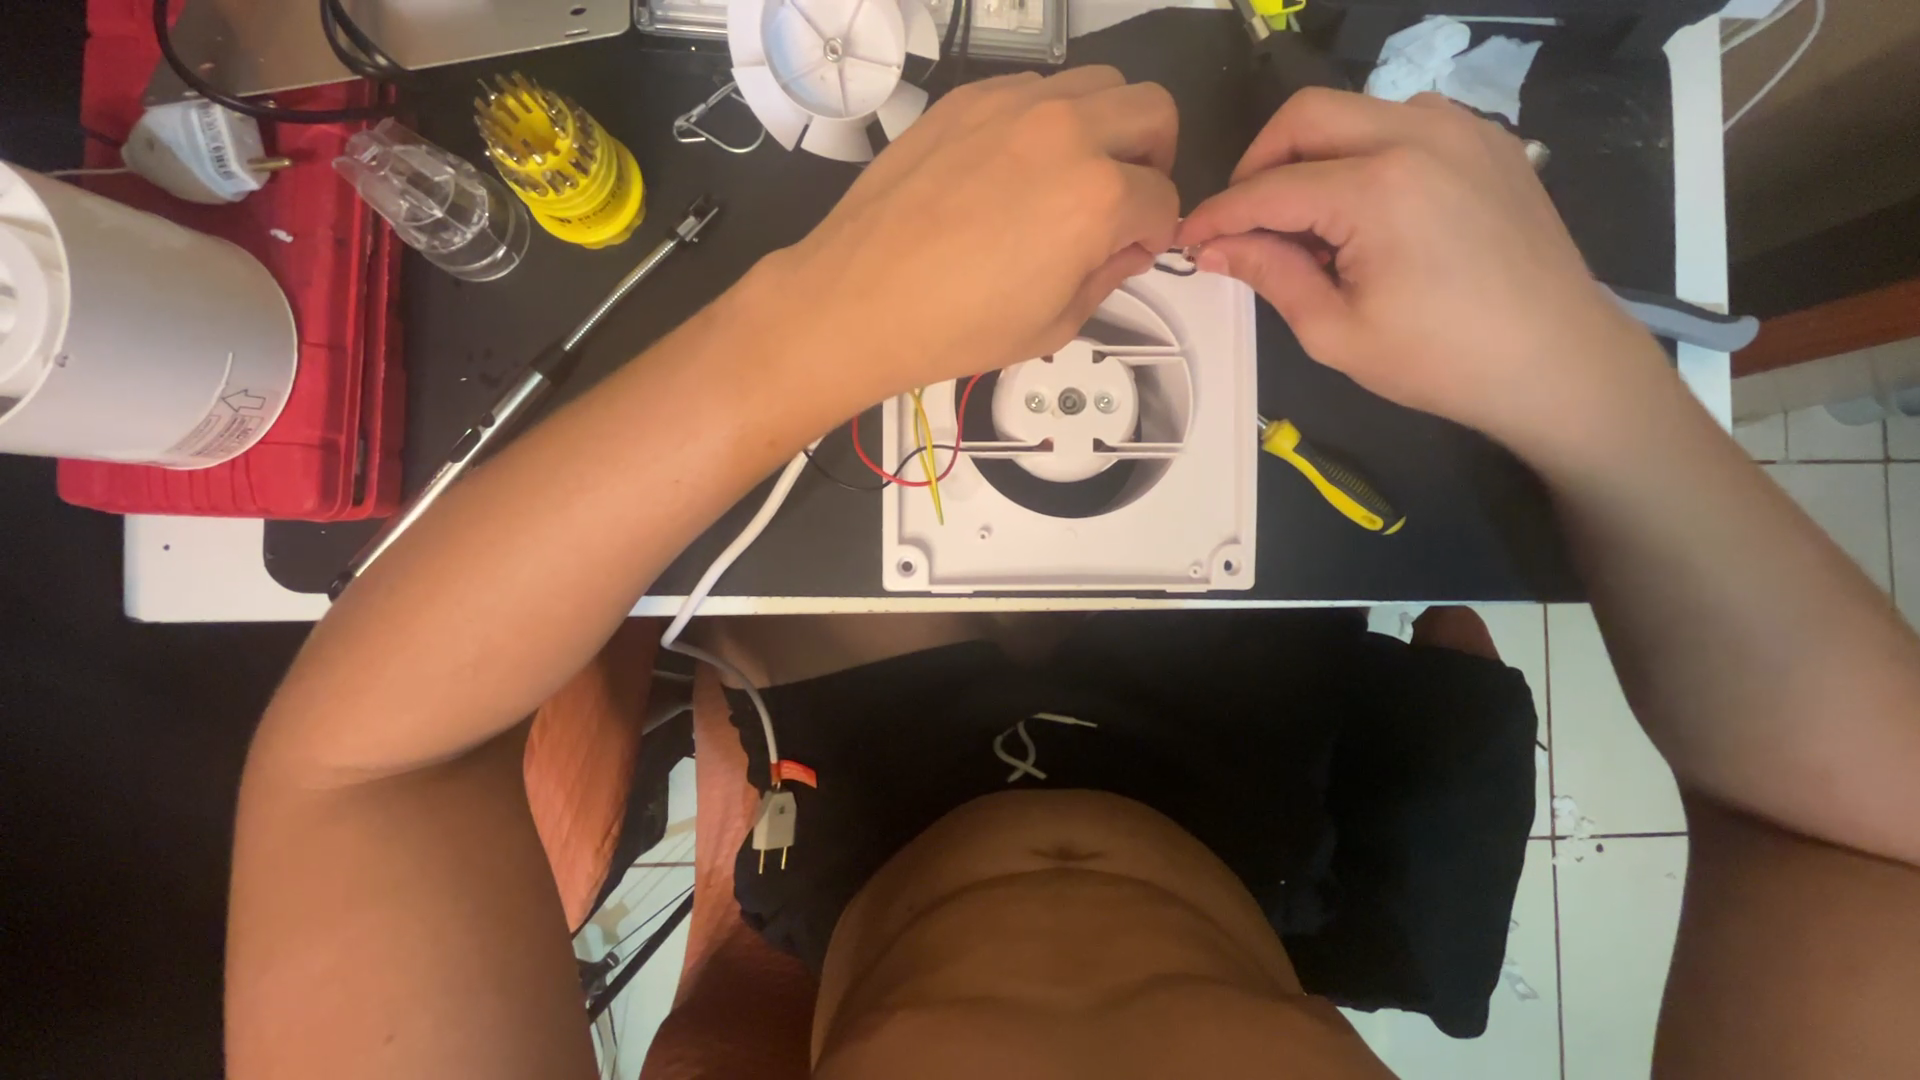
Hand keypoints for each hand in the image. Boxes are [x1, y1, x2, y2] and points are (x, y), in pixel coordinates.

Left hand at [767, 67, 1180, 403]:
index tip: (1134, 249)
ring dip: (1105, 127)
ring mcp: (1012, 106)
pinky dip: (1046, 119)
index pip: (1163, 199)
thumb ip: (1108, 278)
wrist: (861, 300)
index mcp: (1096, 198)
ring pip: (1098, 82)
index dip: (1155, 232)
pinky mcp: (966, 99)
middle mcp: (1064, 133)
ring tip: (1072, 177)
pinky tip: (1015, 167)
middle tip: (1127, 198)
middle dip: (1155, 157)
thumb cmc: (955, 328)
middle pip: (1152, 112)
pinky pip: (1034, 87)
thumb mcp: (1053, 325)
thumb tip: (1129, 248)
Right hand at [1177, 89, 1656, 444]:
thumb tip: (1215, 248)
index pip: (1268, 188)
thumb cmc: (1438, 360)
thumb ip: (1270, 275)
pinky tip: (1362, 208)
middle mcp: (1418, 135)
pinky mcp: (1487, 141)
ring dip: (1311, 153)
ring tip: (1303, 220)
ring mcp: (1461, 129)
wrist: (1555, 360)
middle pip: (1306, 114)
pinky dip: (1362, 152)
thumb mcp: (1334, 332)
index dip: (1217, 214)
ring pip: (1355, 110)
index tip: (1185, 239)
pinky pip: (1403, 121)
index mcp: (1377, 188)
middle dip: (1257, 163)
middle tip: (1240, 220)